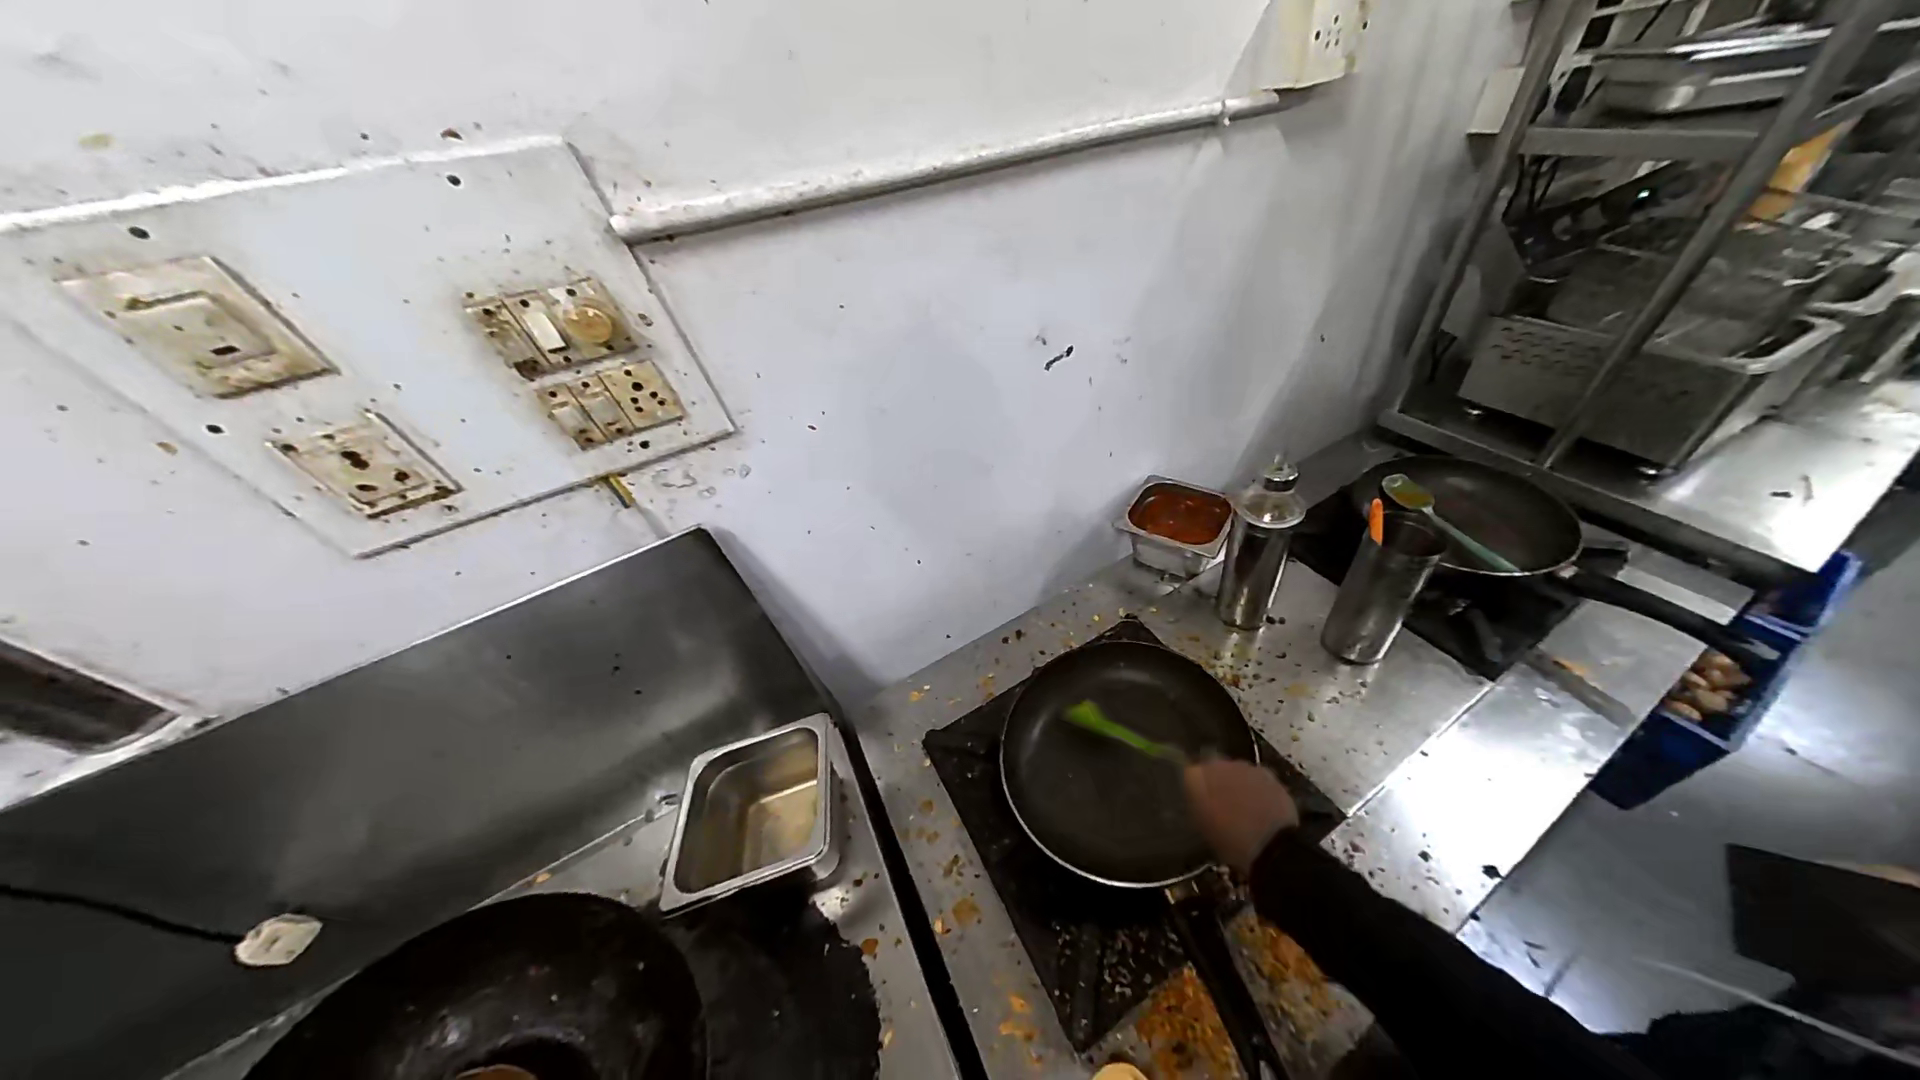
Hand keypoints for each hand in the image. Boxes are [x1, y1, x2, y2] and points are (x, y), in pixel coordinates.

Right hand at [1183, 759, 1298, 873]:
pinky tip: (1261, 805)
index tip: (1198, 804)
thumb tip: (1197, 802)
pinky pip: (1254, 777)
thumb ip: (1196, 808)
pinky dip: (1255, 787)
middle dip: (1215, 782)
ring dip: (1235, 783)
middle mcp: (1215, 764)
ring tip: (1242, 805)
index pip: (1187, 776)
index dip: (1193, 790)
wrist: (1274, 846)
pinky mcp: (1266, 771)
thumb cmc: (1231, 843)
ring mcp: (1242, 766)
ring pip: (1234, 771)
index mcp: (1193, 777)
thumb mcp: (1202, 829)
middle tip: (1220, 804)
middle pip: (1211, 768)